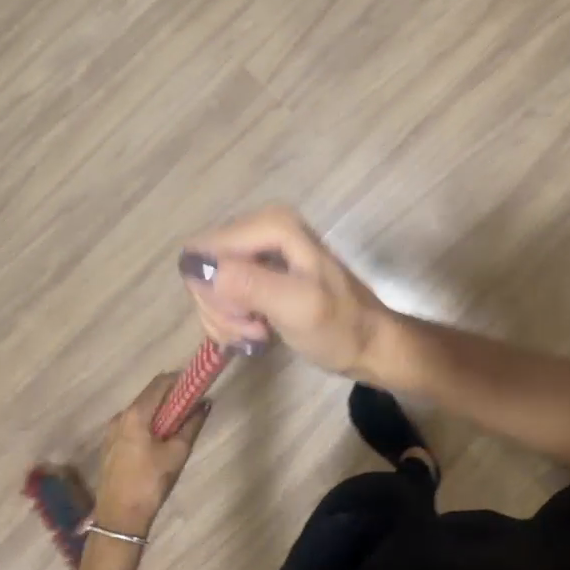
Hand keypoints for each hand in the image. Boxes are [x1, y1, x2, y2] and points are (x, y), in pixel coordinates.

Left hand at [92, 373, 209, 535]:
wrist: (118, 521)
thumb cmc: (149, 484)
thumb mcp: (176, 454)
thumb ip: (191, 425)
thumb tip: (204, 404)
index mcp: (135, 414)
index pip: (160, 382)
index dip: (180, 380)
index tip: (196, 387)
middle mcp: (119, 416)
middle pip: (149, 396)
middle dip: (171, 398)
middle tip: (191, 407)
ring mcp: (111, 431)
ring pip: (140, 412)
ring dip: (160, 413)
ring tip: (178, 426)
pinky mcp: (110, 446)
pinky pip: (132, 426)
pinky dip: (148, 425)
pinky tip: (159, 442)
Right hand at [182, 205, 393, 378]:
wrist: (369, 345)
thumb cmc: (341, 327)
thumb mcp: (299, 308)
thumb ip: (252, 285)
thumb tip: (199, 268)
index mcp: (270, 224)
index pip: (203, 252)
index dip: (215, 290)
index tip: (248, 315)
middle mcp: (259, 227)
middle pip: (202, 268)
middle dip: (221, 307)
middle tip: (255, 328)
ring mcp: (256, 250)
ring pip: (208, 285)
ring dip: (226, 318)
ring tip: (259, 332)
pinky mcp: (255, 271)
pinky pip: (220, 294)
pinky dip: (230, 320)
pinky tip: (256, 331)